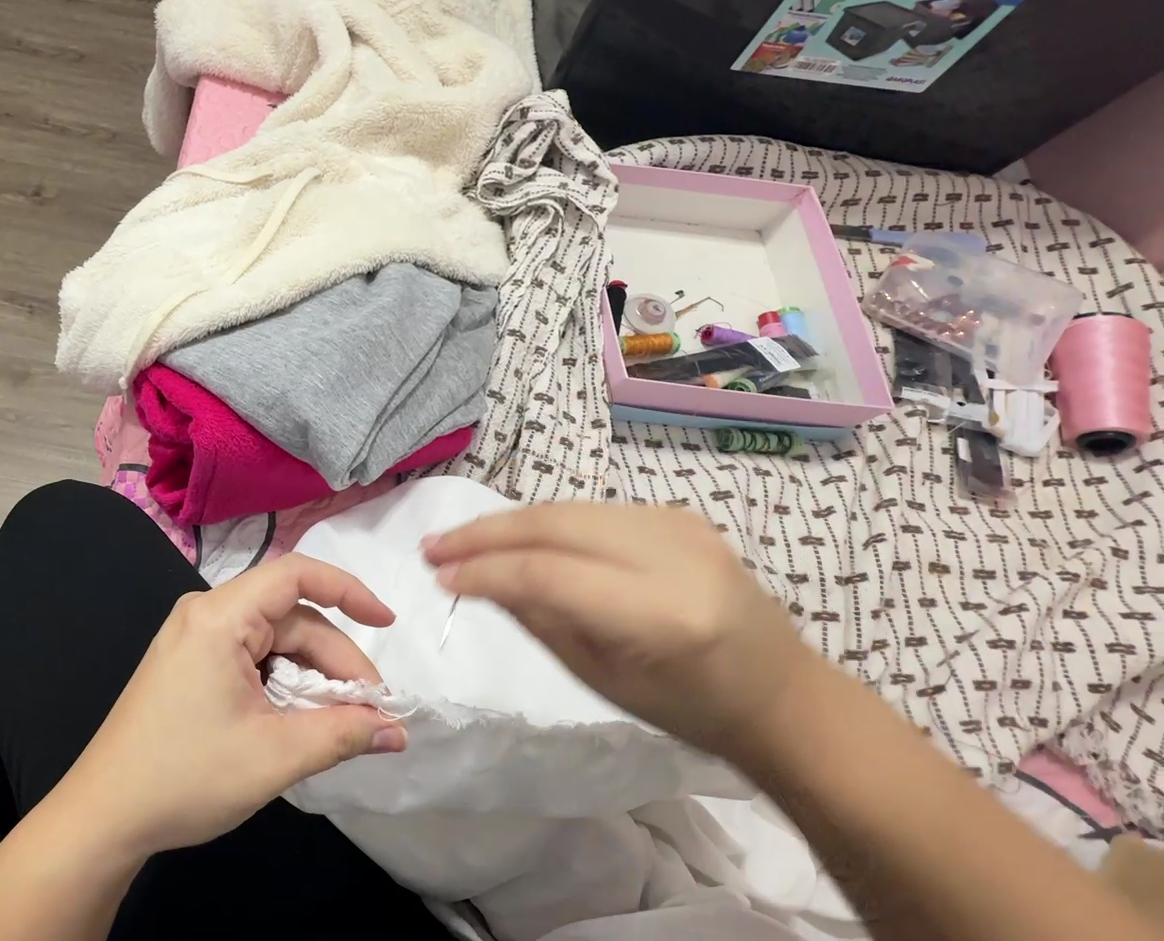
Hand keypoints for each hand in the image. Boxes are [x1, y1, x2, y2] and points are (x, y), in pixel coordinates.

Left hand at [47, 554, 409, 858]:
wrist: (105, 814)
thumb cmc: (186, 777)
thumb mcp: (274, 756)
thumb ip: (343, 734)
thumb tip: (396, 730)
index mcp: (219, 617)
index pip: (295, 574)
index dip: (348, 590)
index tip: (387, 624)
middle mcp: (205, 615)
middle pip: (289, 618)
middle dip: (334, 660)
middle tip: (373, 712)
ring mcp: (193, 640)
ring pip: (272, 642)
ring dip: (310, 677)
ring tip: (340, 724)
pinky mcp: (189, 665)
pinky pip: (250, 659)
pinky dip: (282, 684)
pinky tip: (299, 721)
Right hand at [423, 502, 825, 759]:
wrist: (781, 693)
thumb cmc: (689, 706)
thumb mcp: (602, 677)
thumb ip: (538, 618)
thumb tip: (474, 577)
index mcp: (661, 614)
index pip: (549, 574)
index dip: (485, 571)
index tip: (439, 576)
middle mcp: (674, 556)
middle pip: (554, 524)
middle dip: (485, 533)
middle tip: (434, 547)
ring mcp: (680, 526)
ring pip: (567, 510)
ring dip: (509, 525)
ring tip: (462, 542)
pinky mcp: (677, 514)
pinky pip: (590, 511)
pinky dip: (545, 524)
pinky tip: (515, 539)